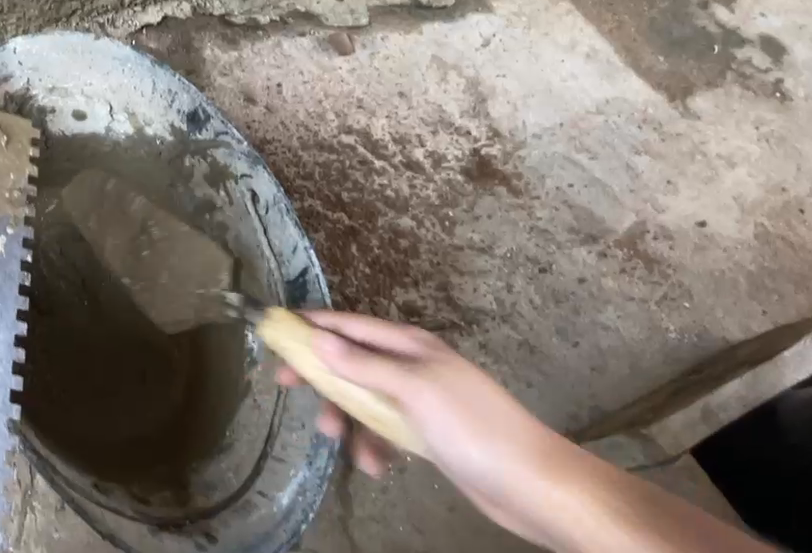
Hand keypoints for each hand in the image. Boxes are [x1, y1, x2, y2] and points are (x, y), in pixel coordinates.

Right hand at [273, 311, 583, 545]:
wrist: (537, 487)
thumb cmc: (473, 427)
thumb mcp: (413, 389)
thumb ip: (361, 364)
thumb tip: (315, 337)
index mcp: (408, 344)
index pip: (347, 324)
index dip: (309, 326)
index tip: (274, 334)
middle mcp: (410, 365)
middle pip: (349, 361)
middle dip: (321, 377)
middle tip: (289, 389)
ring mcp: (418, 399)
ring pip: (362, 399)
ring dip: (347, 420)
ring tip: (341, 443)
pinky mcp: (426, 433)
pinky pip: (383, 430)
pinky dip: (372, 445)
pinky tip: (375, 465)